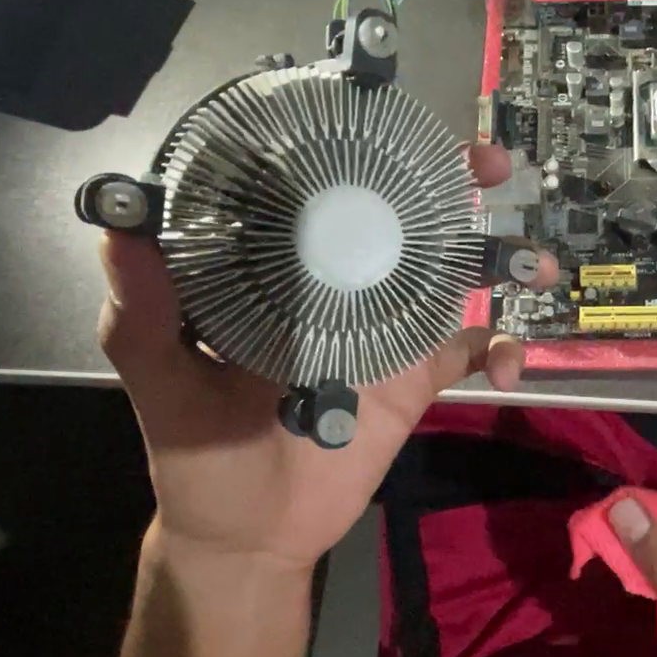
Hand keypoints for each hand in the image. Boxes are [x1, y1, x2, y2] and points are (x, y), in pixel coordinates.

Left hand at [99, 144, 556, 571]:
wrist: (251, 534)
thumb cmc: (199, 452)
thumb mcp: (160, 379)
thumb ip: (147, 312)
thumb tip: (121, 224)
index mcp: (283, 273)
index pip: (324, 195)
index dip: (361, 152)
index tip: (395, 123)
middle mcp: (340, 288)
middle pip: (403, 223)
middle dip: (453, 188)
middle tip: (493, 164)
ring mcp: (385, 333)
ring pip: (450, 279)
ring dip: (499, 261)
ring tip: (535, 262)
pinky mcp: (416, 382)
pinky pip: (470, 355)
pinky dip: (500, 353)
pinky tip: (508, 365)